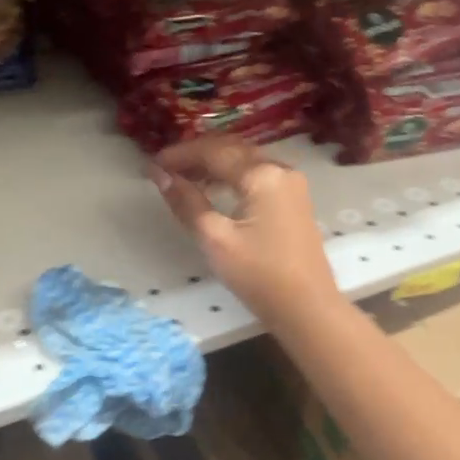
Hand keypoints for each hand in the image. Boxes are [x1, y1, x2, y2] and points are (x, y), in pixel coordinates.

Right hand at [147, 138, 338, 323]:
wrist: (308, 309)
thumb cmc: (259, 275)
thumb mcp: (215, 239)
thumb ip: (186, 202)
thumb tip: (160, 175)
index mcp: (262, 174)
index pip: (212, 151)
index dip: (179, 155)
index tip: (152, 164)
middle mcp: (280, 168)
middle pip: (230, 149)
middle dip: (195, 155)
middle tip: (164, 169)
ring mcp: (291, 183)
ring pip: (244, 160)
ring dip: (213, 164)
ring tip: (183, 179)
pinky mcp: (294, 199)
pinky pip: (257, 175)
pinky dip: (231, 176)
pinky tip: (213, 190)